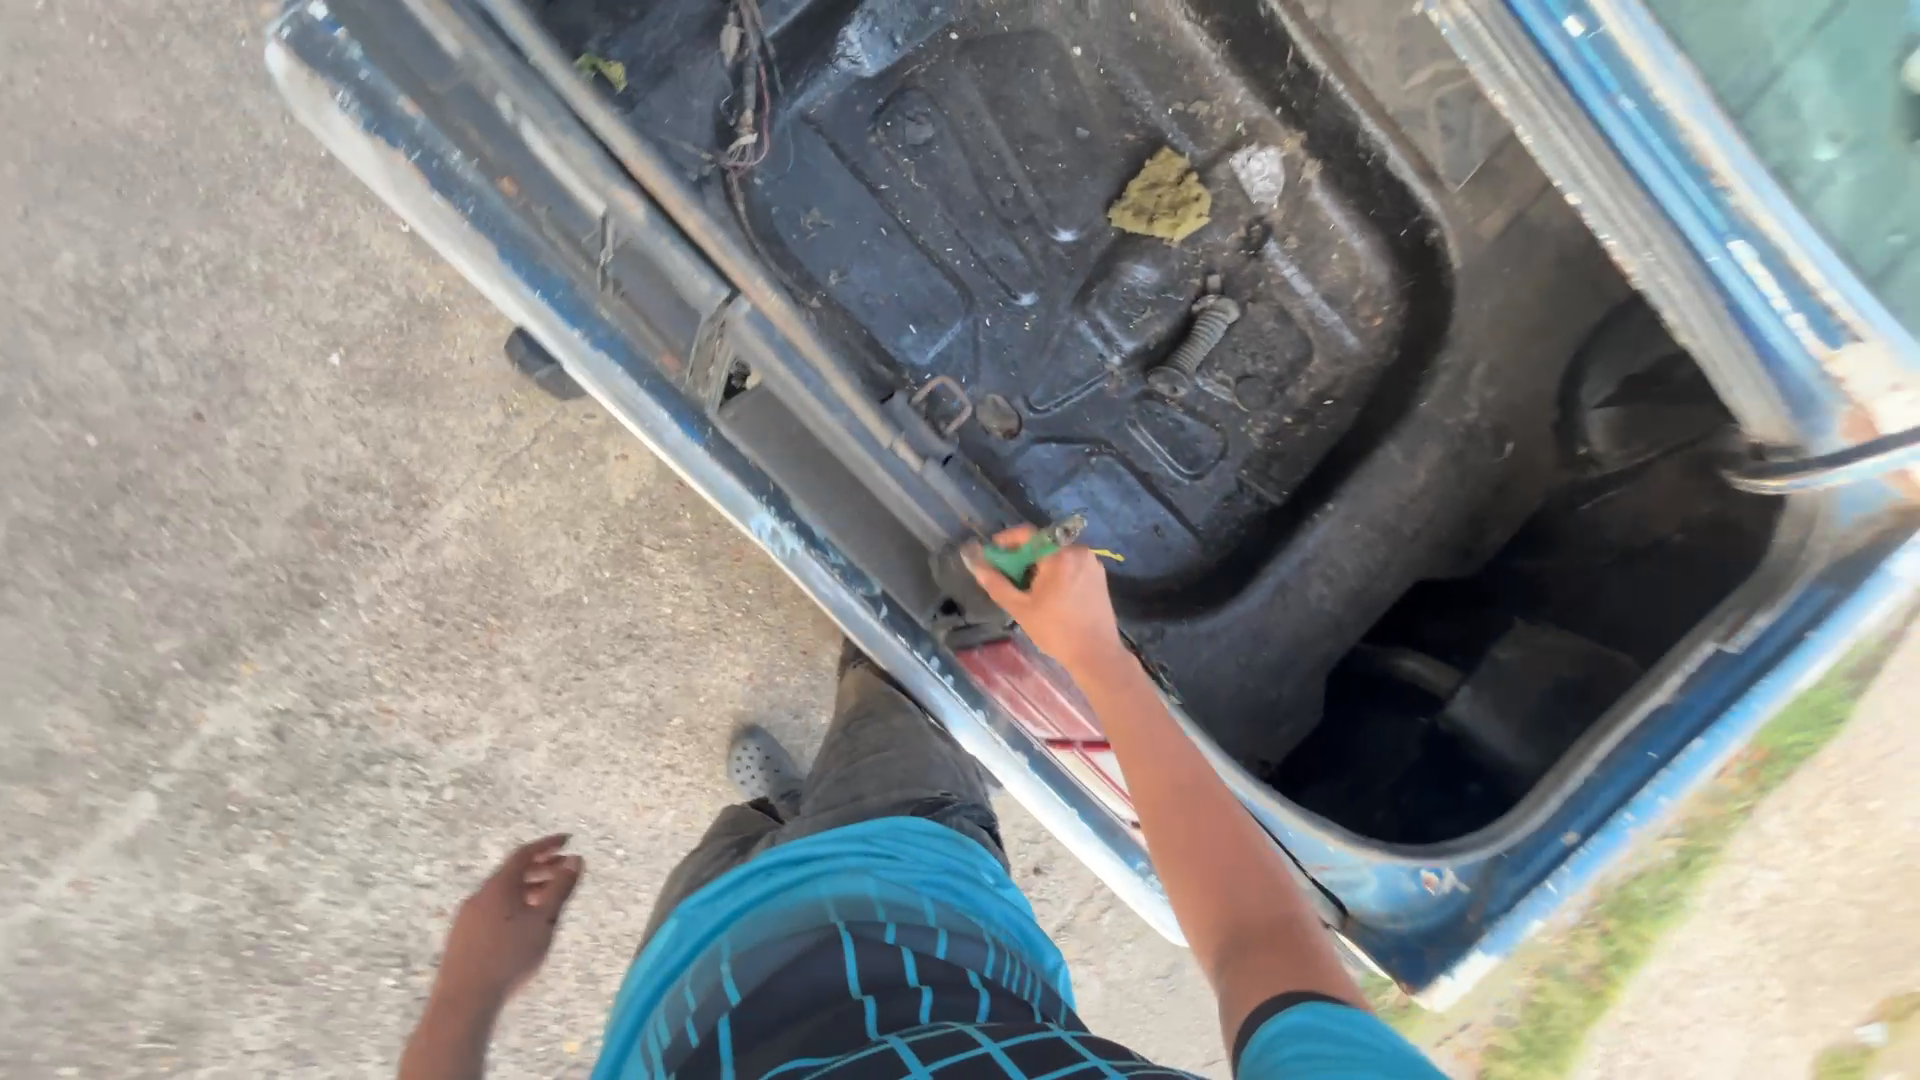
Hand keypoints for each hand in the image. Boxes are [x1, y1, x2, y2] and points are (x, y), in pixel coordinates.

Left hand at [435, 834, 583, 1009]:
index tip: (568, 841)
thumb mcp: (544, 920)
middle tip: (564, 870)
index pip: (524, 854)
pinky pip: (492, 909)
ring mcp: (466, 918)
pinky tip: (524, 924)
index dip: (547, 845)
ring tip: (550, 899)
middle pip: (512, 872)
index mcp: (498, 887)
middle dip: (541, 867)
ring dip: (528, 888)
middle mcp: (479, 896)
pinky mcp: (461, 938)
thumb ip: (561, 887)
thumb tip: (576, 859)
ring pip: (502, 893)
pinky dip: (514, 904)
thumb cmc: (510, 956)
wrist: (463, 1003)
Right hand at [965, 526, 1123, 672]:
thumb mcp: (1020, 608)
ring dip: (1039, 565)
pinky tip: (1049, 593)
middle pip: (1043, 544)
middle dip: (1022, 557)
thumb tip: (977, 565)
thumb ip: (997, 584)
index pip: (1028, 534)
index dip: (1006, 540)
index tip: (993, 553)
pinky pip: (1071, 564)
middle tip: (1008, 576)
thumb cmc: (1056, 631)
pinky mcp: (1099, 575)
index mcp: (1060, 555)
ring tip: (1027, 588)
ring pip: (1057, 555)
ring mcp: (1092, 563)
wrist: (1096, 654)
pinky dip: (1056, 572)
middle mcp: (1079, 551)